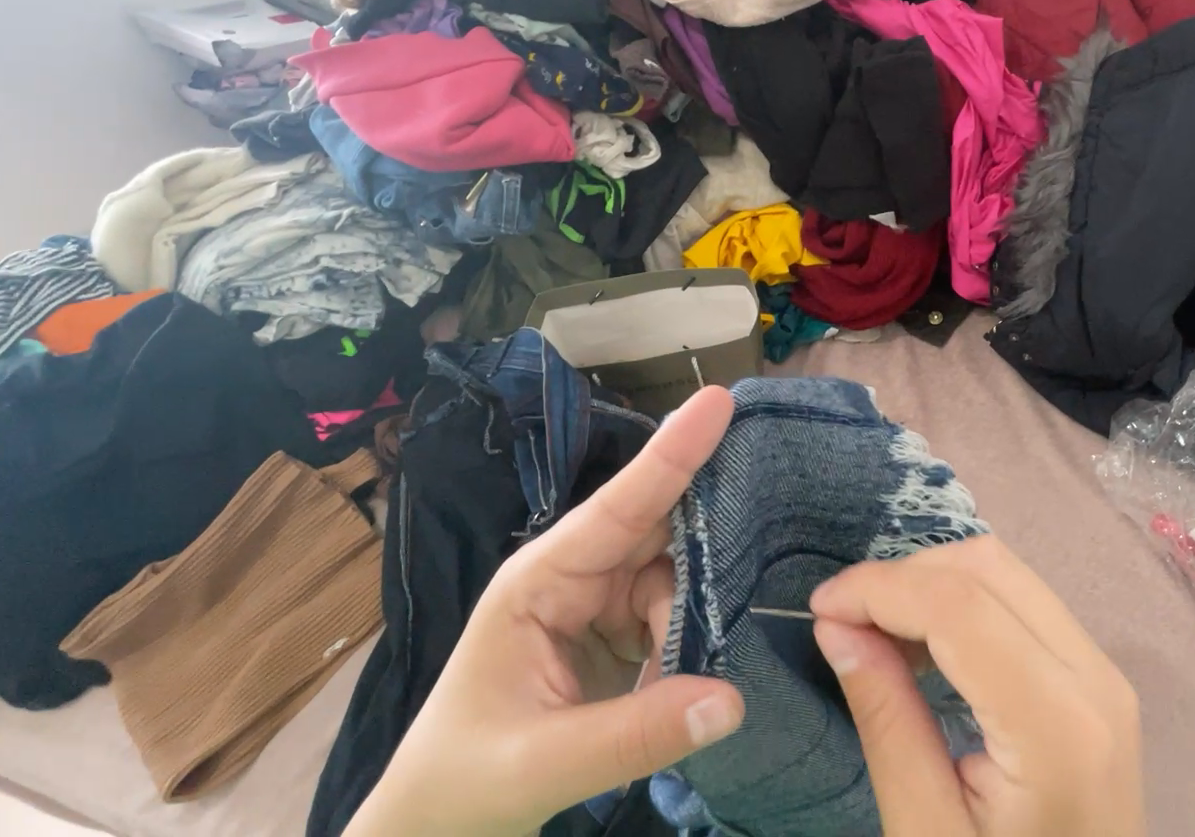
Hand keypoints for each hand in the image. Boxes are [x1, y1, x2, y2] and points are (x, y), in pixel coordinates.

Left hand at [345, 387, 745, 836]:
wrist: (436, 830)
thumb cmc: (463, 784)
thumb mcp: (539, 763)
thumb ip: (636, 734)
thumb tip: (731, 700)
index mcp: (539, 580)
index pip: (617, 506)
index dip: (672, 452)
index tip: (719, 401)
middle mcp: (574, 576)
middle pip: (657, 534)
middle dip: (704, 538)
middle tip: (758, 531)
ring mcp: (597, 604)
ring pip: (673, 580)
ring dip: (690, 619)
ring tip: (674, 677)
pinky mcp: (617, 635)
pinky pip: (673, 617)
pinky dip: (686, 645)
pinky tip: (680, 680)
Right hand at [810, 536, 1144, 836]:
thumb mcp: (927, 831)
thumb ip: (886, 721)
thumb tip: (835, 626)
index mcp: (1057, 727)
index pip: (959, 606)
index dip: (880, 588)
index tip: (820, 607)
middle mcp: (1094, 676)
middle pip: (987, 568)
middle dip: (904, 575)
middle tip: (844, 617)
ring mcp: (1103, 669)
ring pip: (1006, 570)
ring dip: (931, 580)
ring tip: (876, 629)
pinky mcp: (1096, 672)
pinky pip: (1022, 598)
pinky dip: (962, 597)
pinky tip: (925, 639)